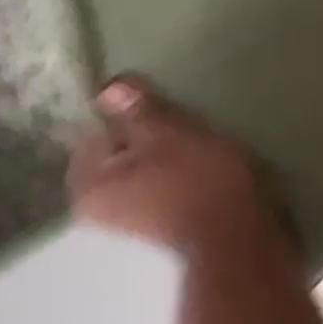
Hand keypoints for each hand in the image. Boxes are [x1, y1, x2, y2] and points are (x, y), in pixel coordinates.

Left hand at [68, 76, 288, 259]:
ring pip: (135, 173)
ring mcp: (121, 221)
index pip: (94, 135)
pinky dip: (169, 178)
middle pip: (114, 156)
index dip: (127, 117)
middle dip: (144, 140)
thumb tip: (107, 89)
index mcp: (87, 183)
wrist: (235, 234)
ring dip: (160, 159)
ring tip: (197, 150)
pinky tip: (198, 173)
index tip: (164, 112)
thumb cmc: (202, 180)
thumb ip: (139, 114)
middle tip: (186, 130)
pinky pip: (151, 189)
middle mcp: (91, 206)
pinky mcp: (152, 227)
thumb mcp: (174, 137)